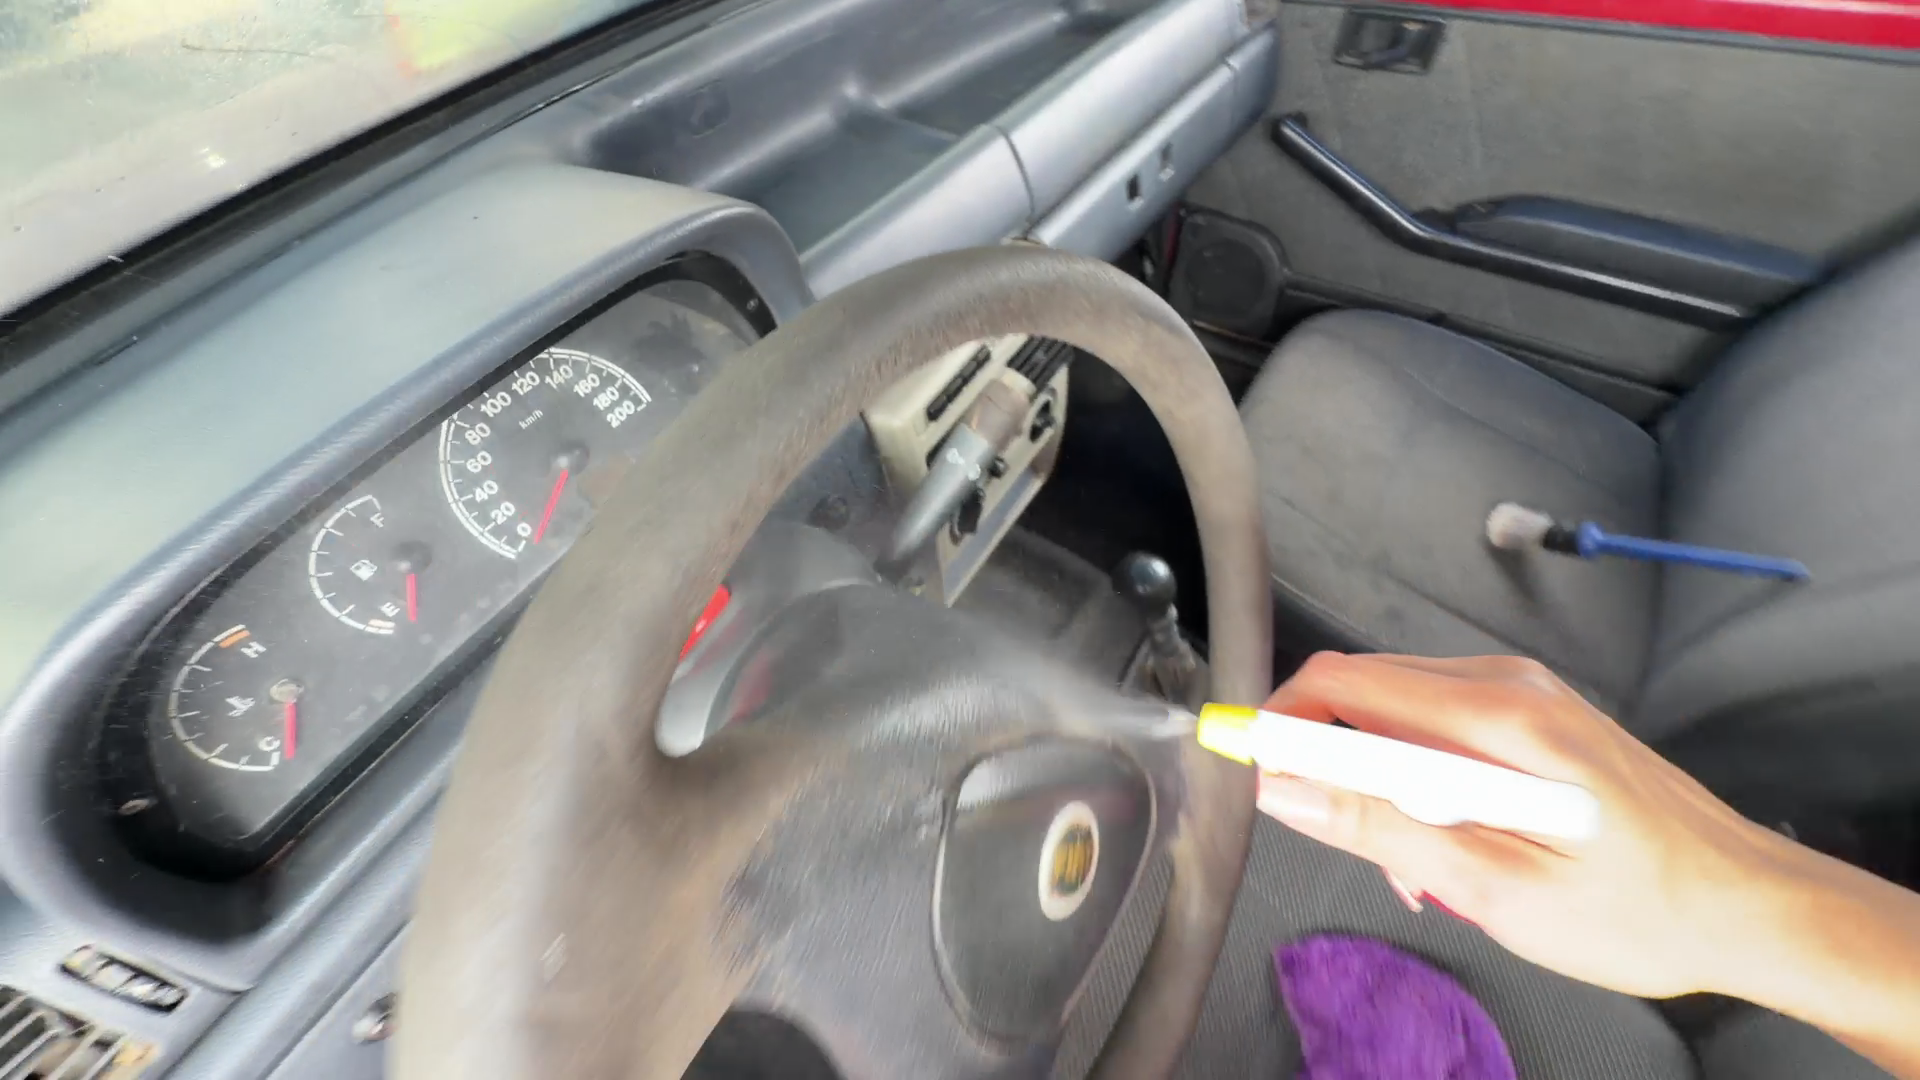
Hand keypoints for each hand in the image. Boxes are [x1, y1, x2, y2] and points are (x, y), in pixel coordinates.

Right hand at [1254, 652, 1798, 1000]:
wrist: (1758, 907)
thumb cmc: (1637, 911)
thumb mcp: (1496, 887)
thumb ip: (1379, 828)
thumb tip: (1281, 788)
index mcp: (1494, 714)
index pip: (1341, 682)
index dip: (1282, 720)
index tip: (1259, 774)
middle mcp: (1498, 678)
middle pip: (1357, 687)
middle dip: (1329, 756)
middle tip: (1352, 837)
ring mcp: (1513, 685)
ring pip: (1388, 704)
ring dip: (1371, 769)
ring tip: (1411, 853)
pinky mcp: (1521, 702)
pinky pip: (1426, 714)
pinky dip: (1408, 766)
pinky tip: (1442, 825)